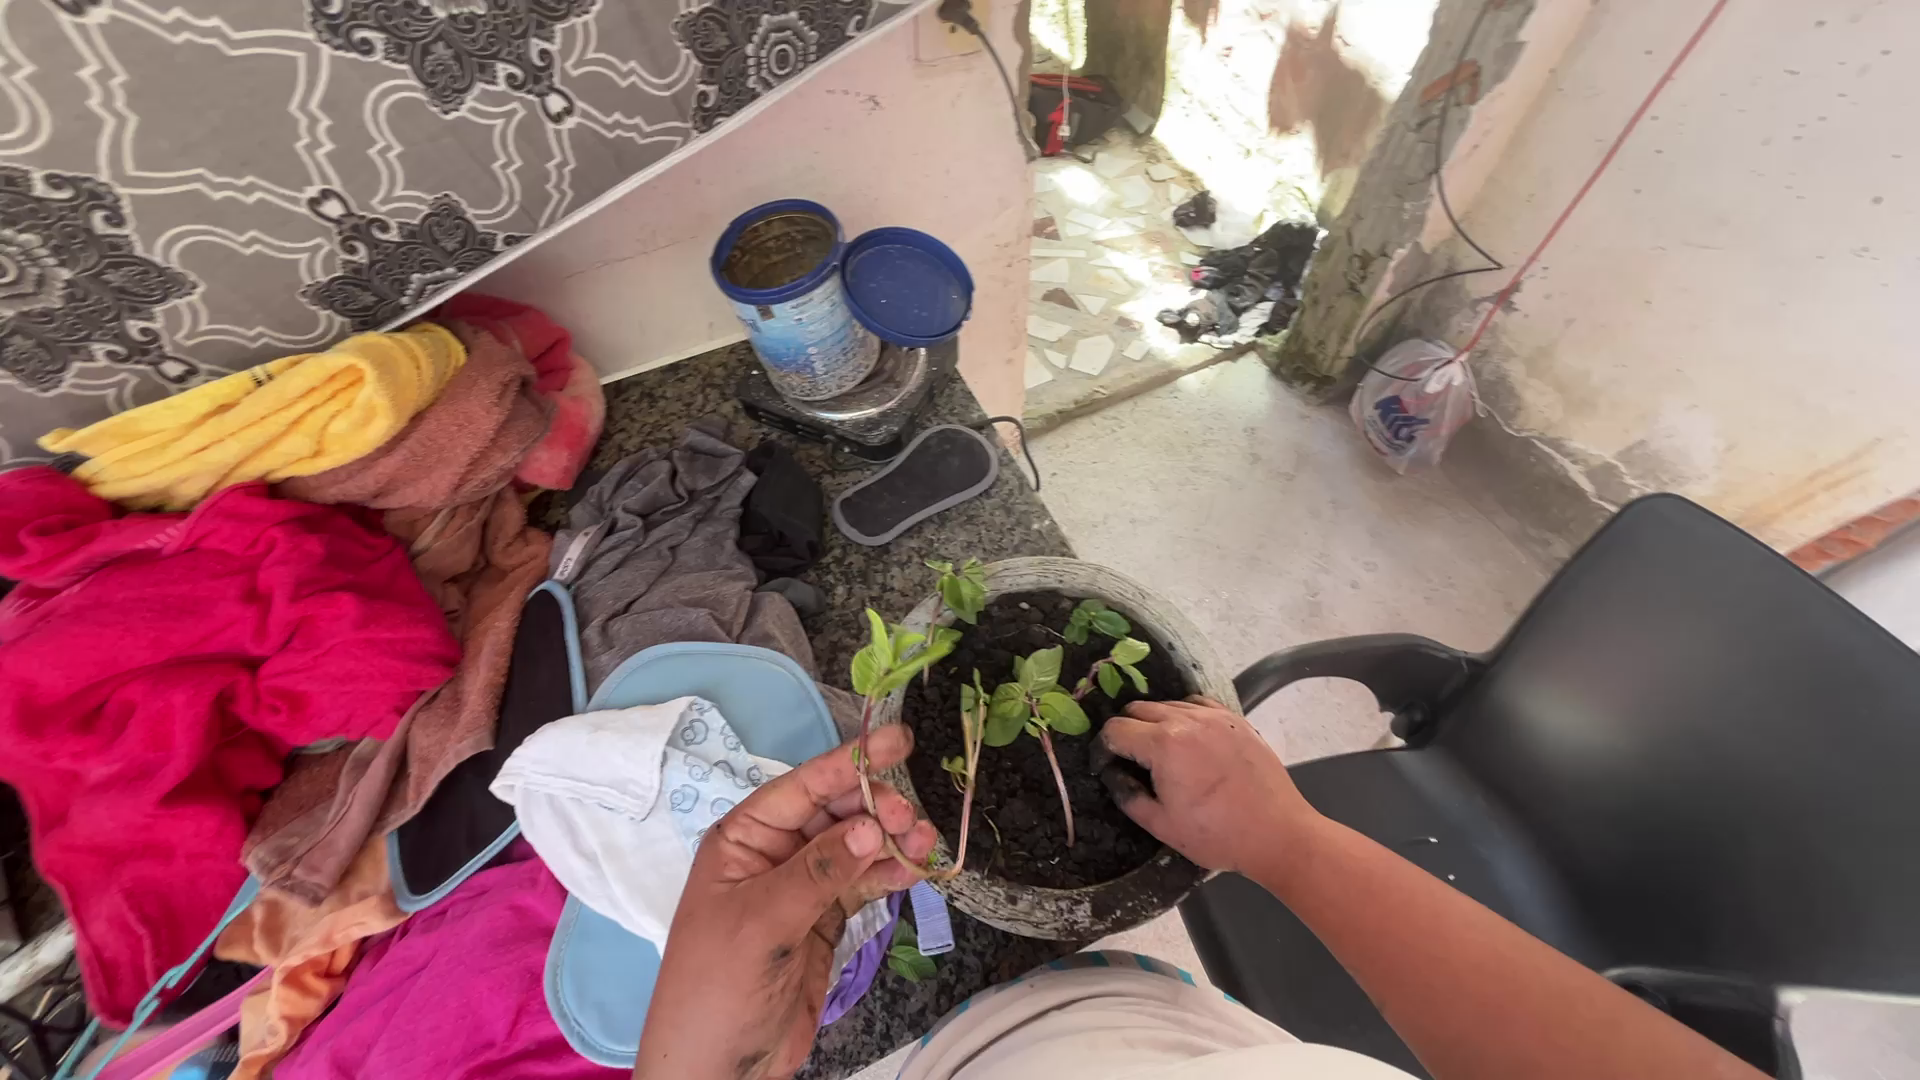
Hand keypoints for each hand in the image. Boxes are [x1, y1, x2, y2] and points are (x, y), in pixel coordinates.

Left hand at [633, 724, 936, 1079]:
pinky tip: (913, 871)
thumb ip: (818, 871)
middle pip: (838, 811)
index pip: (805, 786)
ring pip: (857, 844)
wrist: (715, 1076)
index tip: (899, 741)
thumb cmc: (717, 990)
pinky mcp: (825, 916)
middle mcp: (776, 850)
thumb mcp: (762, 924)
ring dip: (892, 841)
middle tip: (911, 823)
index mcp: (746, 837)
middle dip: (877, 808)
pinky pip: (864, 881)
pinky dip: (889, 873)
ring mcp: (803, 884)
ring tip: (925, 846)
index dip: (852, 760)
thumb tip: (869, 826)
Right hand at [1099, 696, 1319, 876]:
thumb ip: (1127, 795)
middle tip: (1133, 761)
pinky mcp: (1233, 718)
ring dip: (1154, 723)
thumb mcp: (1161, 825)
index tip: (1107, 765)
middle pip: (1136, 710)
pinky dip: (1183, 715)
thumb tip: (1112, 774)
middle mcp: (1185, 720)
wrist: (1279, 833)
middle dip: (1127, 732)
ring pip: (1165, 704)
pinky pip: (1195, 703)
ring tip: (1163, 752)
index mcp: (1163, 744)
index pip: (1115, 729)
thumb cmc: (1218, 834)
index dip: (1104, 748)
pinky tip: (1189, 738)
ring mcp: (1212, 715)